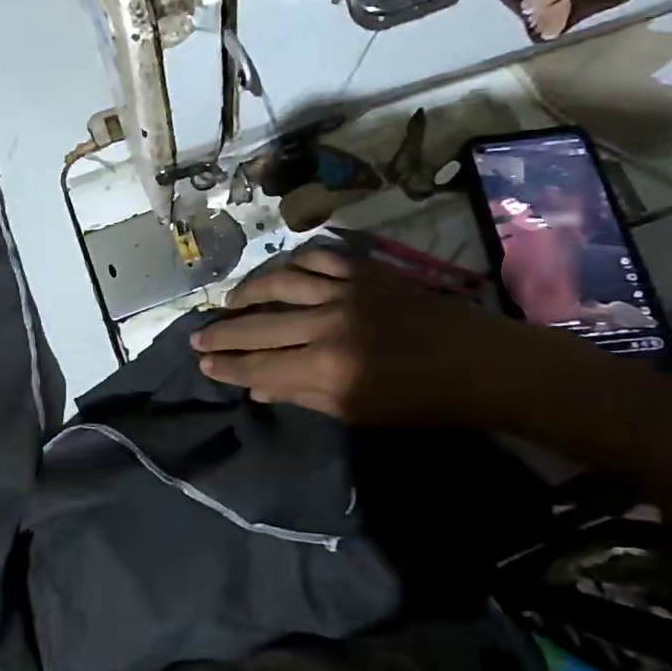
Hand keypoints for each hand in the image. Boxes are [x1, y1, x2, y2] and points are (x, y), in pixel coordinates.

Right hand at [192, 246, 564, 425]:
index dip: (228, 366)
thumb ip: (302, 394)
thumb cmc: (417, 400)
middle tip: (197, 335)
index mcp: (326, 368)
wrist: (474, 361)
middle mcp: (327, 324)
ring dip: (248, 292)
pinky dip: (291, 264)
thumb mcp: (356, 412)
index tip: (203, 363)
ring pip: (279, 282)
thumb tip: (256, 386)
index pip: (259, 366)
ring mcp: (345, 290)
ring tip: (229, 302)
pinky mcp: (363, 270)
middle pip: (259, 325)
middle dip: (222, 333)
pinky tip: (277, 274)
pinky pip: (315, 258)